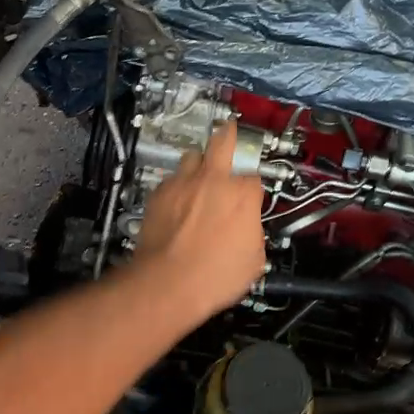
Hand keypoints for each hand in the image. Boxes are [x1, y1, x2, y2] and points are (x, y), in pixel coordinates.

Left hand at [131, 122, 265, 320]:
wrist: (168, 283)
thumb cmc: (215, 277)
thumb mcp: (253, 260)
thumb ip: (252, 232)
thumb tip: (246, 228)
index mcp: (243, 196)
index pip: (254, 178)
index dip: (252, 189)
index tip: (250, 198)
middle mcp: (213, 180)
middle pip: (223, 142)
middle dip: (228, 134)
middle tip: (229, 130)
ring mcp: (183, 183)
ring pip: (192, 156)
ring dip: (198, 162)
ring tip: (199, 174)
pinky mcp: (159, 193)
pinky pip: (171, 180)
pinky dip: (176, 186)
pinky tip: (176, 202)